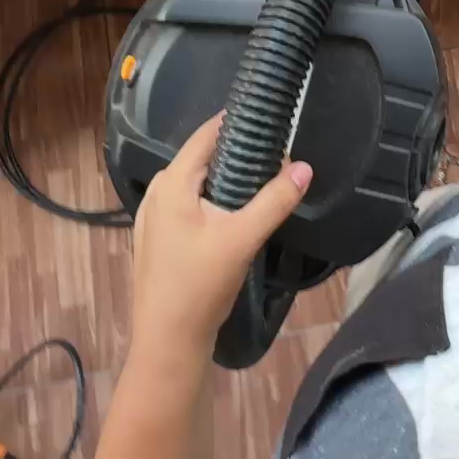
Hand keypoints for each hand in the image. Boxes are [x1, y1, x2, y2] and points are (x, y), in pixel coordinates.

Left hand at [129, 113, 312, 360]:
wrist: (167, 345)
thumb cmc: (199, 286)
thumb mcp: (243, 238)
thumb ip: (275, 200)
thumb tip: (305, 166)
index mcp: (172, 184)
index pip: (205, 134)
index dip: (236, 120)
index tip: (269, 114)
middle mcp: (157, 194)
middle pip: (201, 157)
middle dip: (237, 149)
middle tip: (276, 148)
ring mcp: (153, 218)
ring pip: (196, 181)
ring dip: (226, 175)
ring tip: (262, 175)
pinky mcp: (159, 240)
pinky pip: (190, 202)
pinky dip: (213, 196)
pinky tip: (235, 211)